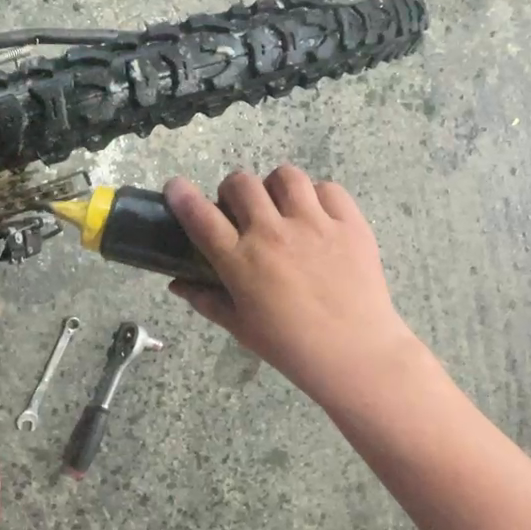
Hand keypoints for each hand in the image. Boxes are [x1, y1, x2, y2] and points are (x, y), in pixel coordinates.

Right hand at [164, 166, 425, 404]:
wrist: (355, 353)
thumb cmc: (288, 344)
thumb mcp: (238, 325)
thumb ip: (205, 299)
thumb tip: (177, 284)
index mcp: (240, 260)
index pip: (200, 215)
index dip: (182, 195)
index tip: (175, 187)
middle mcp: (272, 233)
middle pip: (241, 183)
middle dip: (232, 191)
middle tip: (239, 210)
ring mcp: (314, 224)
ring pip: (285, 176)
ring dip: (273, 186)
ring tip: (279, 206)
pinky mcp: (350, 224)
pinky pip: (328, 189)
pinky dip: (316, 196)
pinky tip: (315, 215)